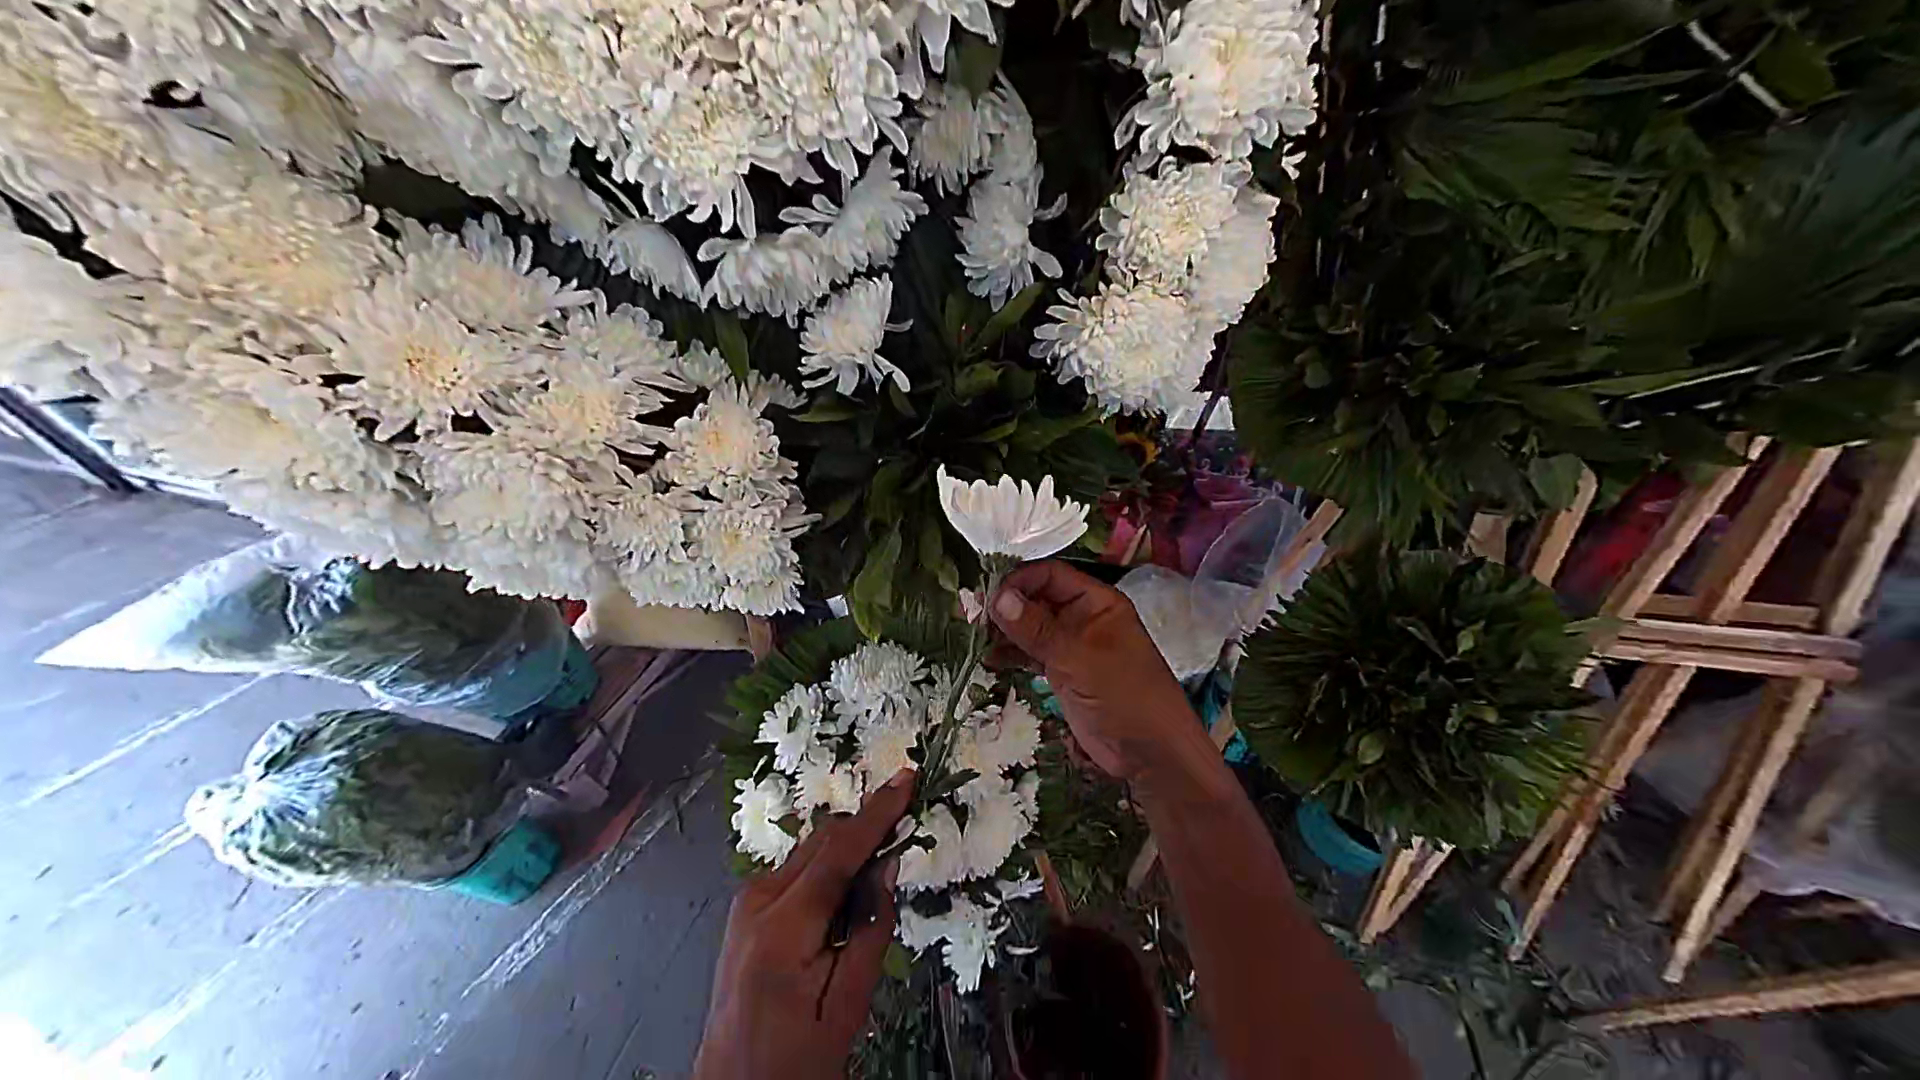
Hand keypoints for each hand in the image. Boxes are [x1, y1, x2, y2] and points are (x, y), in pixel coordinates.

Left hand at [692, 769, 913, 1079]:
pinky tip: (845, 899)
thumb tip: (887, 866)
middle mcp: (756, 901)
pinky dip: (829, 867)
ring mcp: (747, 901)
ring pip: (811, 849)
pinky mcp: (747, 906)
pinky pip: (799, 868)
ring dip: (849, 849)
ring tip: (875, 881)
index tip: (906, 778)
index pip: (838, 853)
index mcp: (781, 931)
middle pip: (823, 841)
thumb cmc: (793, 1062)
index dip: (876, 813)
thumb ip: (870, 931)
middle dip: (866, 828)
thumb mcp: (846, 1007)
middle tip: (905, 831)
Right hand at [988, 560, 1208, 782]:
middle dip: (1005, 606)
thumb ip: (1036, 629)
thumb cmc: (1124, 695)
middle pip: (1037, 599)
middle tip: (971, 616)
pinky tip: (989, 660)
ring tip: (975, 637)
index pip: (1050, 575)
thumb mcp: (1078, 658)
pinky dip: (1011, 655)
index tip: (987, 596)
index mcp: (1096, 602)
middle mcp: (1082, 618)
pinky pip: (1031, 654)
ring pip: (1030, 627)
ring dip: (1003, 631)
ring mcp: (1071, 646)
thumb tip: (997, 598)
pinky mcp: (1062, 672)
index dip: (1019, 581)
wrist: (1150, 753)